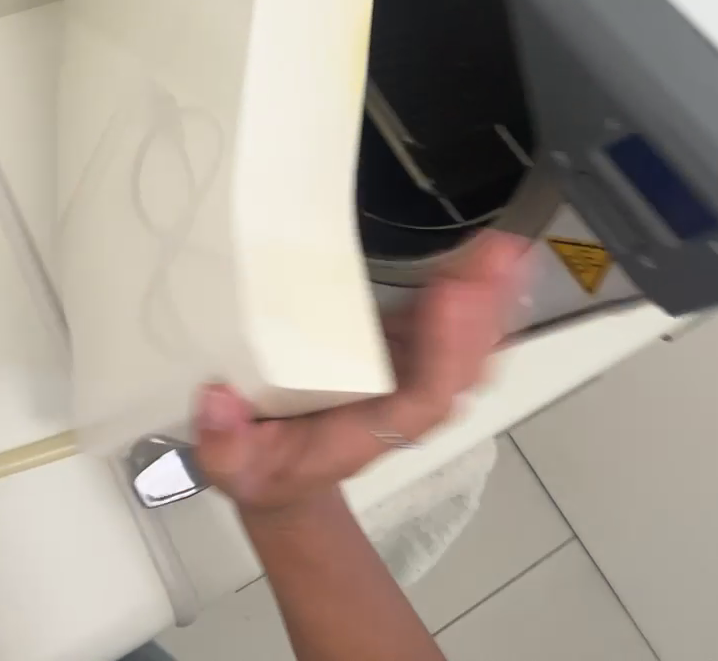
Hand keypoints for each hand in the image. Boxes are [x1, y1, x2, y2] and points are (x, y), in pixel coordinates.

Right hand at [194, 230, 526, 517]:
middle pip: (462, 362)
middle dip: (484, 310)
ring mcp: (408, 375)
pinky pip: (448, 325)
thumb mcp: (230, 464)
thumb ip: (223, 443)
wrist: (278, 469)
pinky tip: (482, 257)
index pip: (424, 394)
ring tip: (499, 248)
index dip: (445, 349)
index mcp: (371, 428)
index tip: (450, 296)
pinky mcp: (401, 351)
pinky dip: (471, 291)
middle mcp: (403, 402)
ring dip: (488, 295)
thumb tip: (218, 400)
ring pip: (465, 341)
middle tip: (496, 256)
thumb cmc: (259, 465)